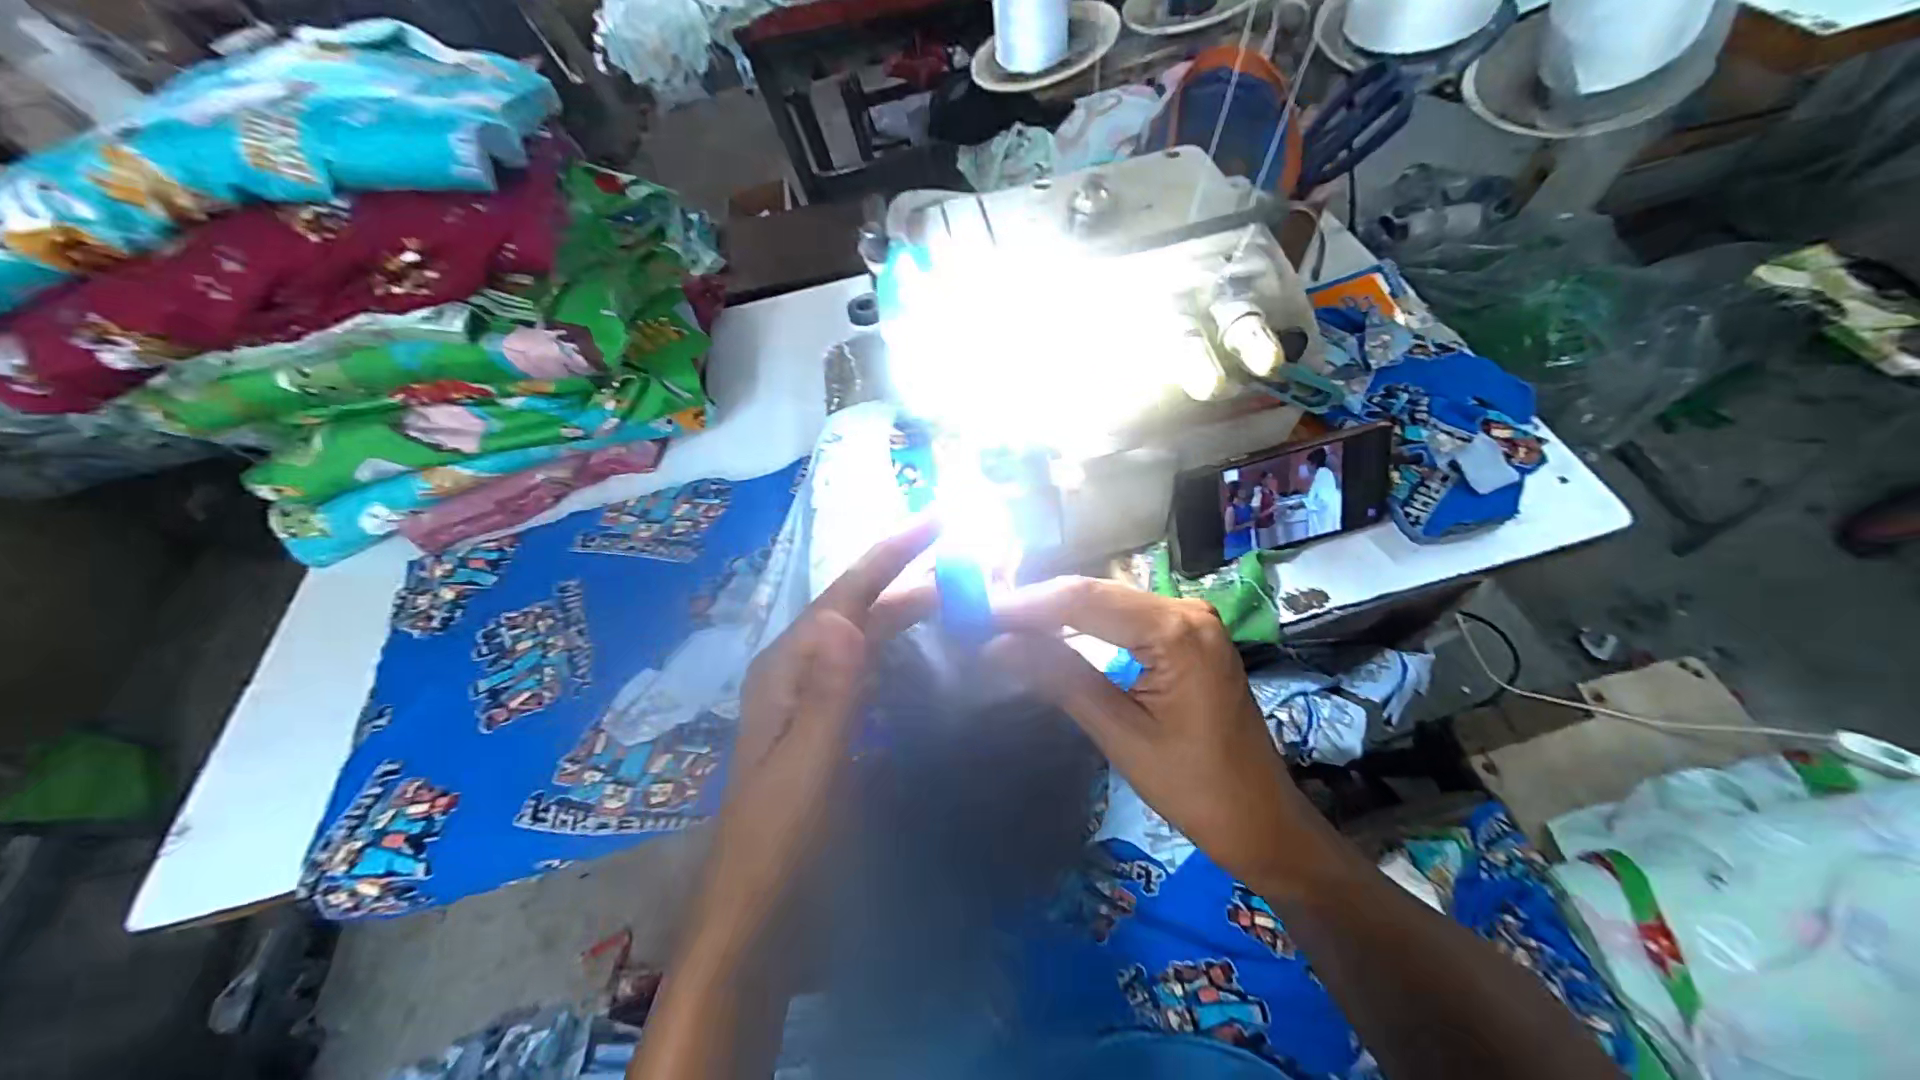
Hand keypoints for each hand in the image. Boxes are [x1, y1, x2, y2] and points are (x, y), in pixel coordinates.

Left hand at [698, 517, 938, 931]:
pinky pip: (869, 666)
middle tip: (972, 564)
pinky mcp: (828, 720)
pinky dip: (900, 645)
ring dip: (907, 608)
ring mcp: (812, 694)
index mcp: (785, 667)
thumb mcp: (805, 768)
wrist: (756, 907)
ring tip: (958, 592)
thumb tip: (849, 617)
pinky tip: (926, 646)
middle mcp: (796, 668)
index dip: (891, 552)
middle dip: (910, 579)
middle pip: (859, 607)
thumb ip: (828, 695)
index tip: (938, 519)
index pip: (846, 593)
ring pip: (866, 634)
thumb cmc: (777, 839)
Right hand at [986, 577, 1302, 886]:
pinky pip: (1125, 619)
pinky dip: (1084, 625)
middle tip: (981, 621)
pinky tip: (1051, 635)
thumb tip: (995, 645)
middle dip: (1035, 606)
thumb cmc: (1197, 788)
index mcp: (1177, 630)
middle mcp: (1187, 609)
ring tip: (1004, 627)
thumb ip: (1060, 677)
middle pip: (1095, 593)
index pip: (1083, 599)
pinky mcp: (1187, 637)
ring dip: (1056, 613)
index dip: (1024, 605)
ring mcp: (1190, 620)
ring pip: (1107, 603)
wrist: (1263, 821)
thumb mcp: (1121, 733)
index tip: (974, 614)